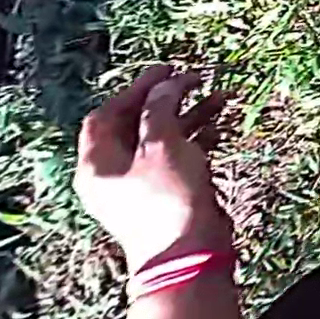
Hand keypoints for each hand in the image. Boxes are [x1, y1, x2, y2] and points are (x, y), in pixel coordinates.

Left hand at [74, 65, 231, 271]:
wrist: (188, 250)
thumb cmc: (169, 195)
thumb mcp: (162, 145)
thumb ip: (161, 110)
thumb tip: (165, 84)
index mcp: (98, 163)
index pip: (107, 114)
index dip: (136, 88)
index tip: (167, 69)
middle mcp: (114, 172)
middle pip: (137, 123)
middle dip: (167, 99)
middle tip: (195, 79)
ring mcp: (141, 183)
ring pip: (163, 137)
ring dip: (190, 115)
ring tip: (221, 98)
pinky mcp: (167, 190)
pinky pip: (179, 154)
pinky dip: (197, 137)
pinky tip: (218, 128)